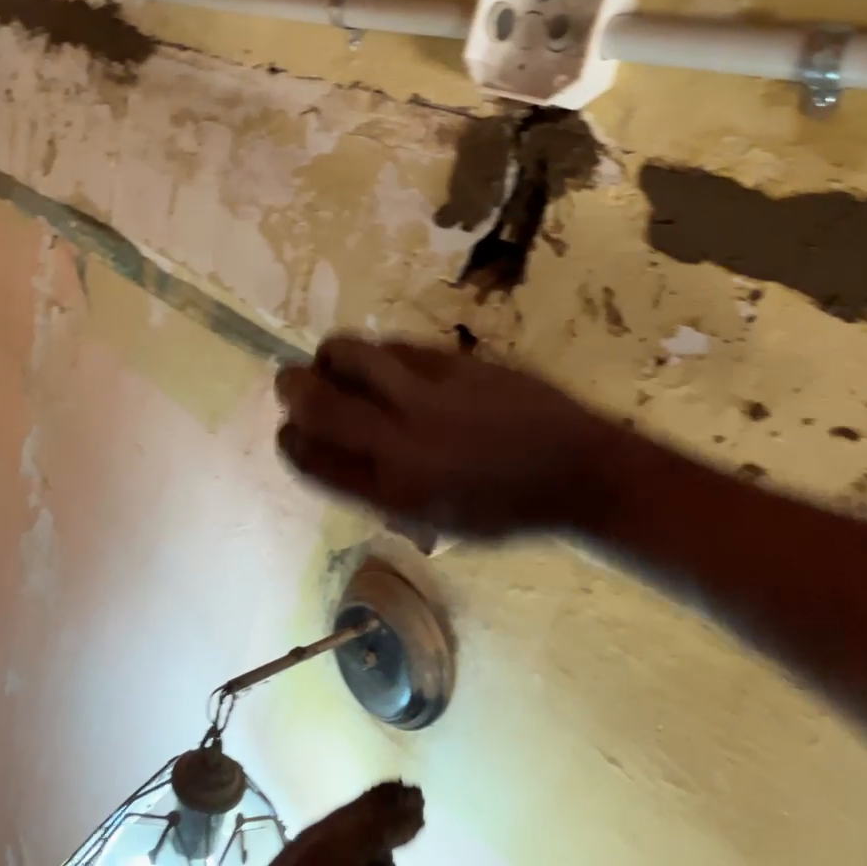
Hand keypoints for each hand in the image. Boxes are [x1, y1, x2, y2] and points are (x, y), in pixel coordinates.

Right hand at [274, 335, 639, 537]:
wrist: (576, 471)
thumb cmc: (506, 509)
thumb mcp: (438, 522)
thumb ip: (381, 493)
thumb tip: (338, 459)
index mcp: (391, 491)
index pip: (310, 458)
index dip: (290, 439)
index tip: (290, 429)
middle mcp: (398, 441)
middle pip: (315, 400)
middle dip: (291, 388)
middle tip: (291, 382)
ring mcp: (425, 395)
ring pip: (348, 355)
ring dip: (330, 358)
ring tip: (337, 363)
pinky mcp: (451, 361)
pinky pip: (392, 344)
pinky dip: (376, 351)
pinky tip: (385, 361)